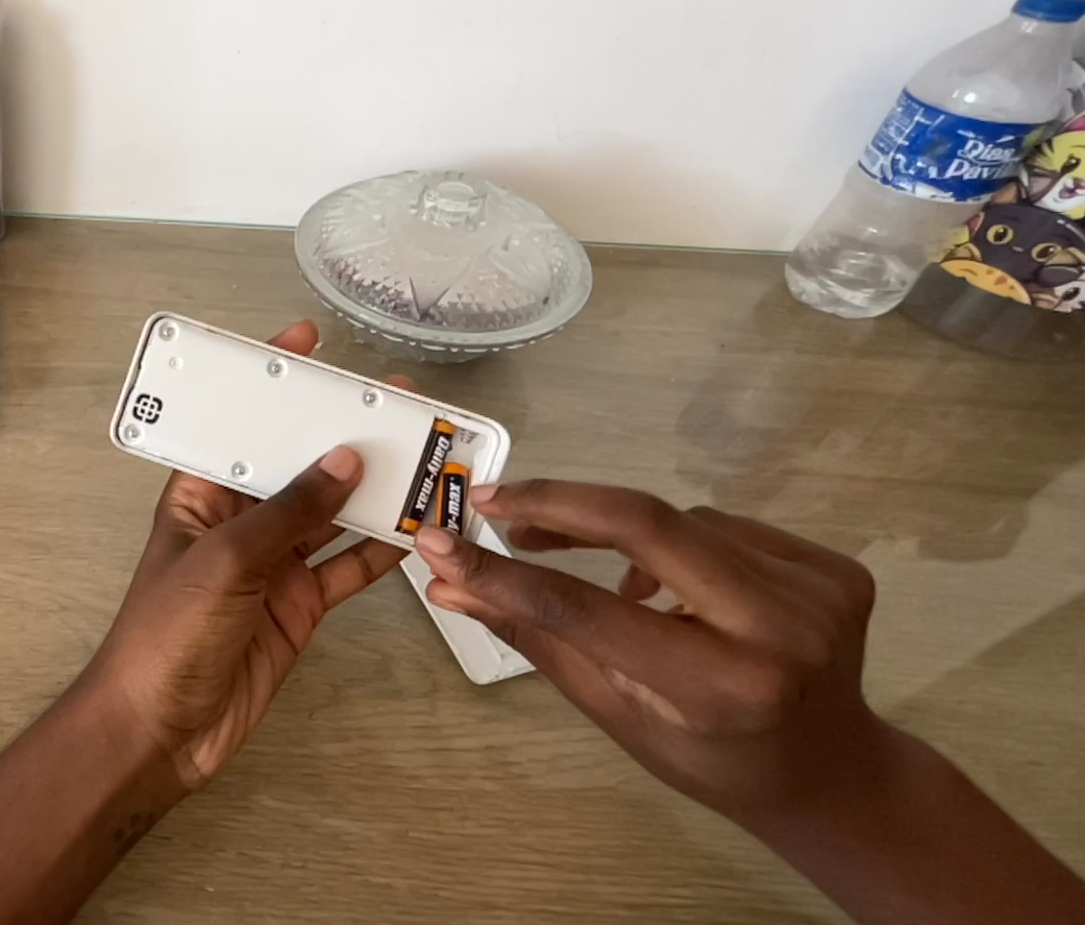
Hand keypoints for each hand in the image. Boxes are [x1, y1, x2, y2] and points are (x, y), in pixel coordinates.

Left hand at [84, 320, 409, 789]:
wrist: (162, 730)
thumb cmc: (167, 634)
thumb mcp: (224, 561)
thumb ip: (287, 512)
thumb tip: (344, 461)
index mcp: (200, 493)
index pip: (236, 422)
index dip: (268, 382)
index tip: (306, 342)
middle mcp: (238, 520)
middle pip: (295, 464)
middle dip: (338, 432)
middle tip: (393, 401)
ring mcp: (272, 562)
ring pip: (329, 512)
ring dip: (371, 488)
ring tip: (422, 454)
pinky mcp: (298, 603)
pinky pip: (346, 565)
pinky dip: (380, 547)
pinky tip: (417, 525)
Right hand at [416, 480, 887, 824]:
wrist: (836, 773)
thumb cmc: (706, 756)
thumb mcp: (609, 707)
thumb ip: (529, 633)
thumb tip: (446, 583)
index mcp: (718, 687)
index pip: (583, 610)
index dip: (499, 571)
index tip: (436, 540)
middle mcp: (778, 628)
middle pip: (644, 523)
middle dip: (551, 501)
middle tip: (487, 499)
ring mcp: (814, 588)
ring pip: (671, 517)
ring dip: (596, 521)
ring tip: (547, 538)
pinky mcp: (826, 565)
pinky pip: (711, 523)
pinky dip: (661, 537)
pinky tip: (650, 571)